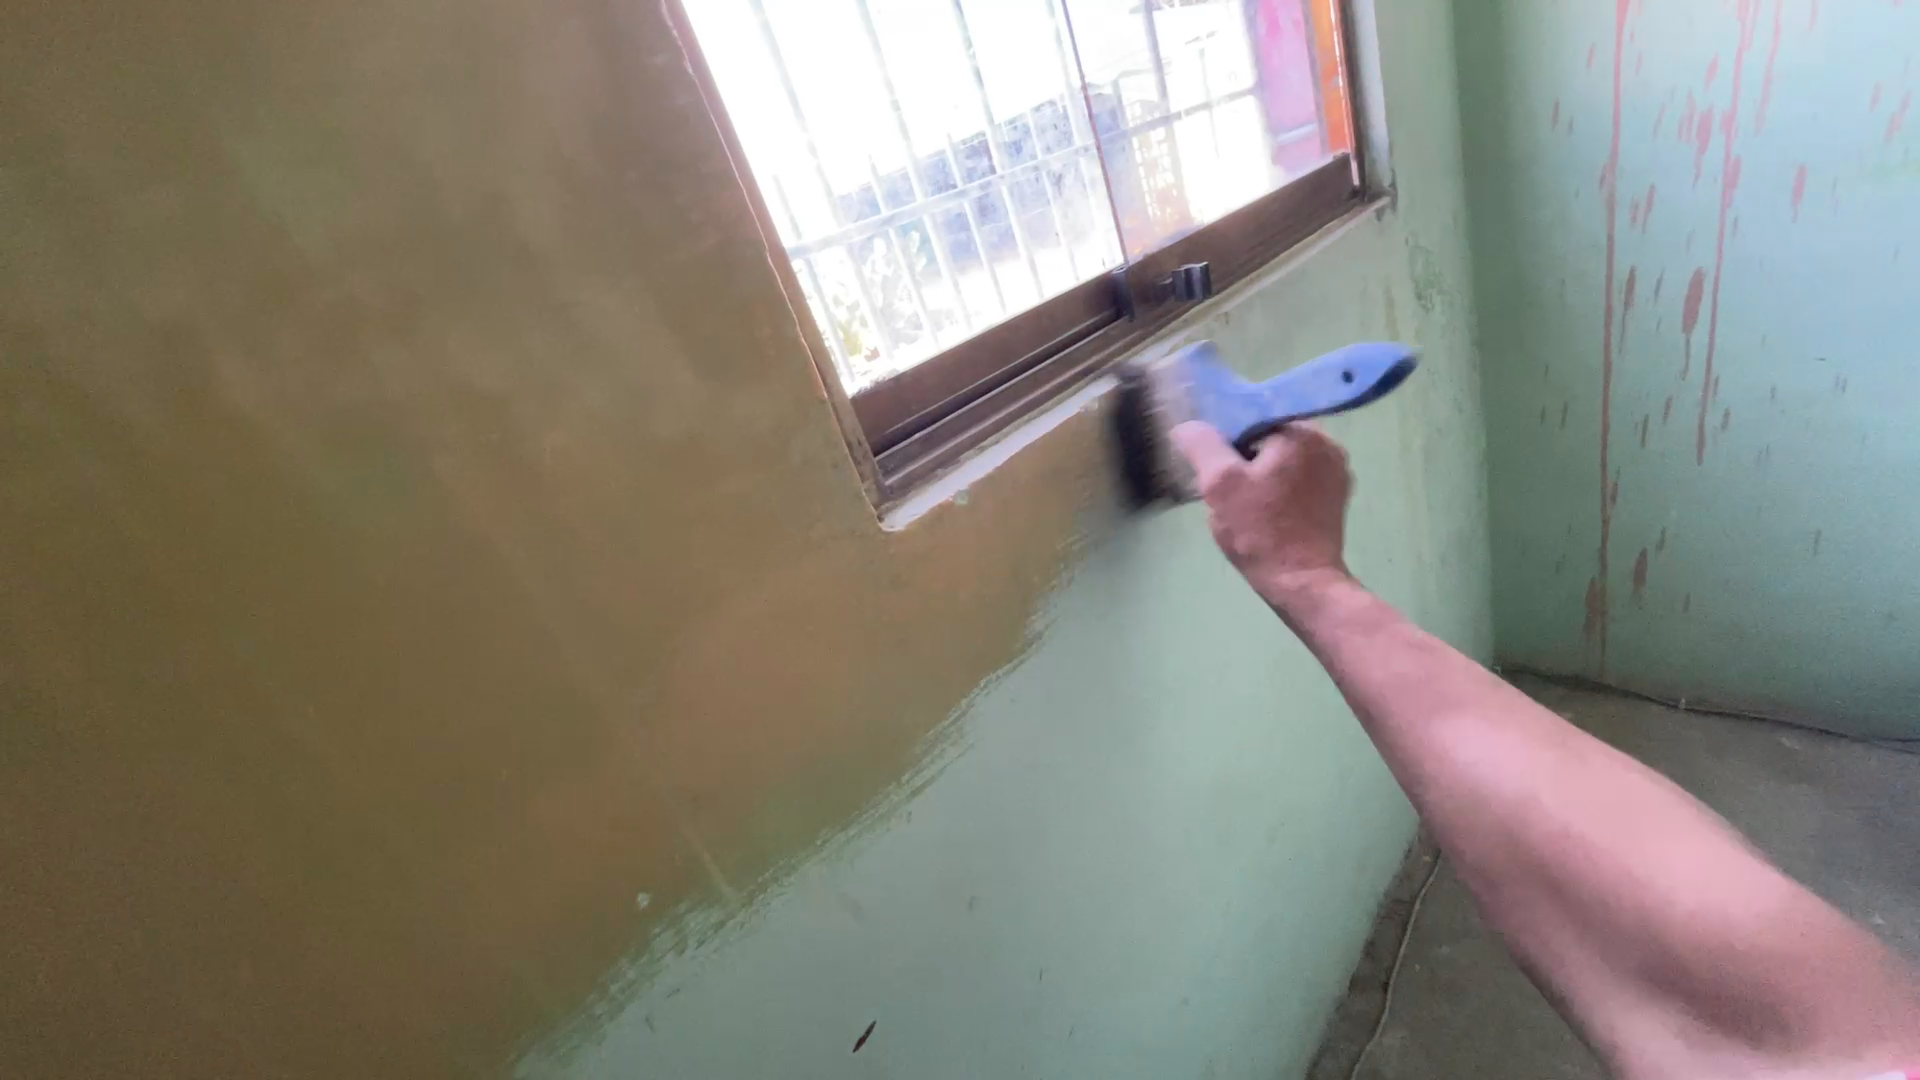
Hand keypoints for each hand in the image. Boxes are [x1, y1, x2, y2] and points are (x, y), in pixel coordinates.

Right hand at [1169, 421, 1353, 611]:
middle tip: (1225, 489)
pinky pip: (1299, 477)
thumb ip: (1202, 446)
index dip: (1226, 437)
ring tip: (1243, 503)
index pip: (1253, 415)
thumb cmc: (1260, 530)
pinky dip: (1279, 487)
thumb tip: (1188, 427)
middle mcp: (1328, 444)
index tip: (1212, 463)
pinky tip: (1265, 512)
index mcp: (1302, 432)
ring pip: (1284, 457)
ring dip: (1260, 472)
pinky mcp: (1337, 496)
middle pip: (1269, 435)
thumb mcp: (1219, 484)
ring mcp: (1337, 471)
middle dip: (1243, 456)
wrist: (1301, 583)